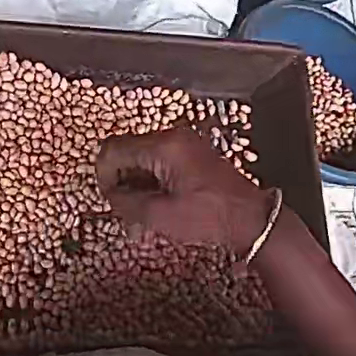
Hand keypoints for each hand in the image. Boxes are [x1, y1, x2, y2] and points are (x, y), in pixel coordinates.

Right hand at [95, 127, 271, 256]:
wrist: (251, 220)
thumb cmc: (207, 217)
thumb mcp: (159, 215)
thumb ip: (125, 202)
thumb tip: (110, 195)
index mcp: (163, 146)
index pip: (113, 149)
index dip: (103, 174)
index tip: (109, 199)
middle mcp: (172, 136)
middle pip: (126, 152)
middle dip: (120, 181)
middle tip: (124, 211)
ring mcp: (183, 143)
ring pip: (141, 159)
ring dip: (135, 185)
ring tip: (140, 216)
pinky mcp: (191, 154)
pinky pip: (158, 162)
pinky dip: (150, 182)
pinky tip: (156, 207)